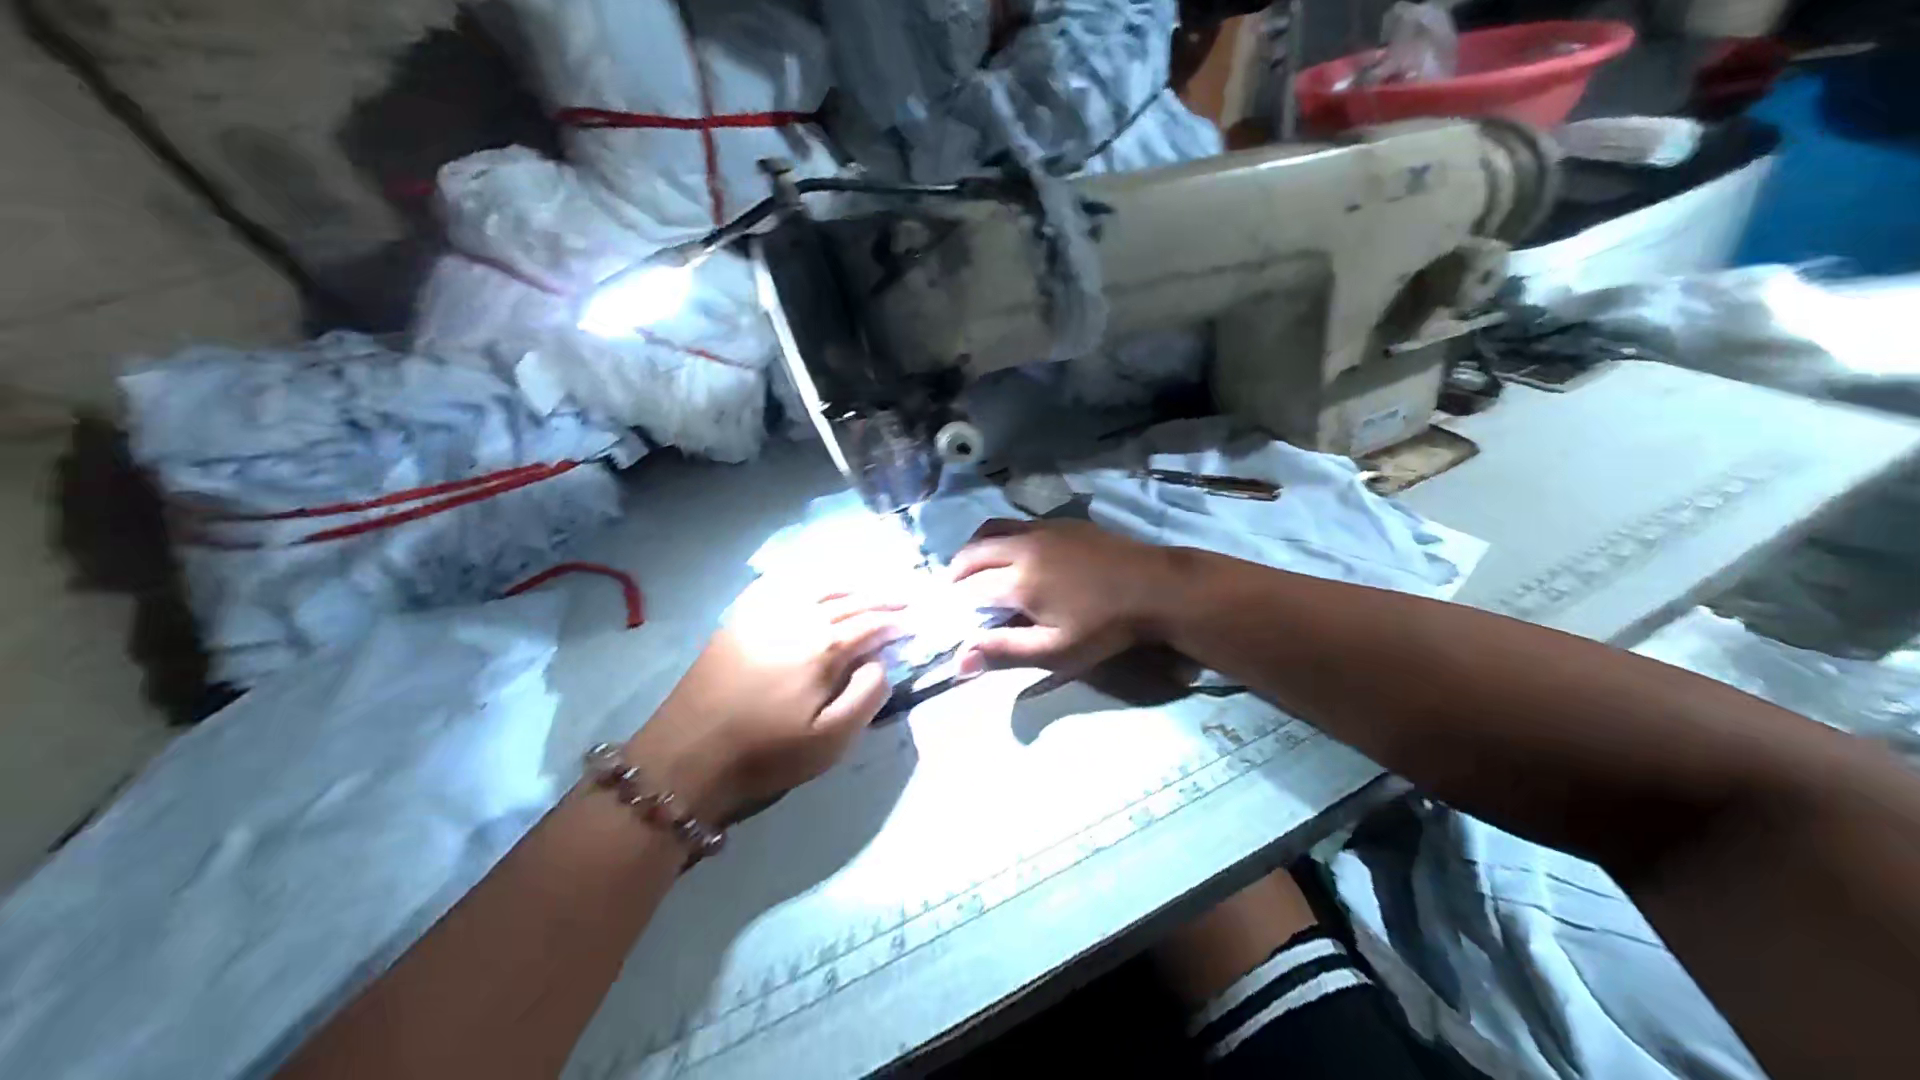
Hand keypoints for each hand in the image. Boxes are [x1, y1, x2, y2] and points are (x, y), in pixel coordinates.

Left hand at [625, 589, 903, 822]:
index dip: (895, 623)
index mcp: (822, 648)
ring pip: (814, 590)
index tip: (914, 621)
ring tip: (865, 587)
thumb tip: (880, 661)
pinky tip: (813, 589)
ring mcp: (762, 617)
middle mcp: (796, 620)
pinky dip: (807, 586)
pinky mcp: (737, 623)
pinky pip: (780, 591)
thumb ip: (867, 695)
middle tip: (902, 596)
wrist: (687, 757)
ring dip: (846, 586)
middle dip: (878, 598)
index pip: (870, 625)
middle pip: (846, 601)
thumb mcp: (831, 740)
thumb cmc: (766, 754)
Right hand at [949, 519, 1176, 676]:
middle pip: (972, 552)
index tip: (948, 616)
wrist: (1156, 587)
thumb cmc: (1105, 627)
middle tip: (955, 593)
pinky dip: (999, 537)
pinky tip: (1012, 555)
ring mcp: (1041, 528)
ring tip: (975, 570)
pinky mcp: (1060, 521)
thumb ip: (1005, 652)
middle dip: (956, 573)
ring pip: (990, 530)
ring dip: (974, 550)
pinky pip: (1015, 523)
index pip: (967, 589)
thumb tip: (958, 662)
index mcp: (1017, 580)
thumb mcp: (1056, 651)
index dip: (953, 603)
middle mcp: (1021, 547)